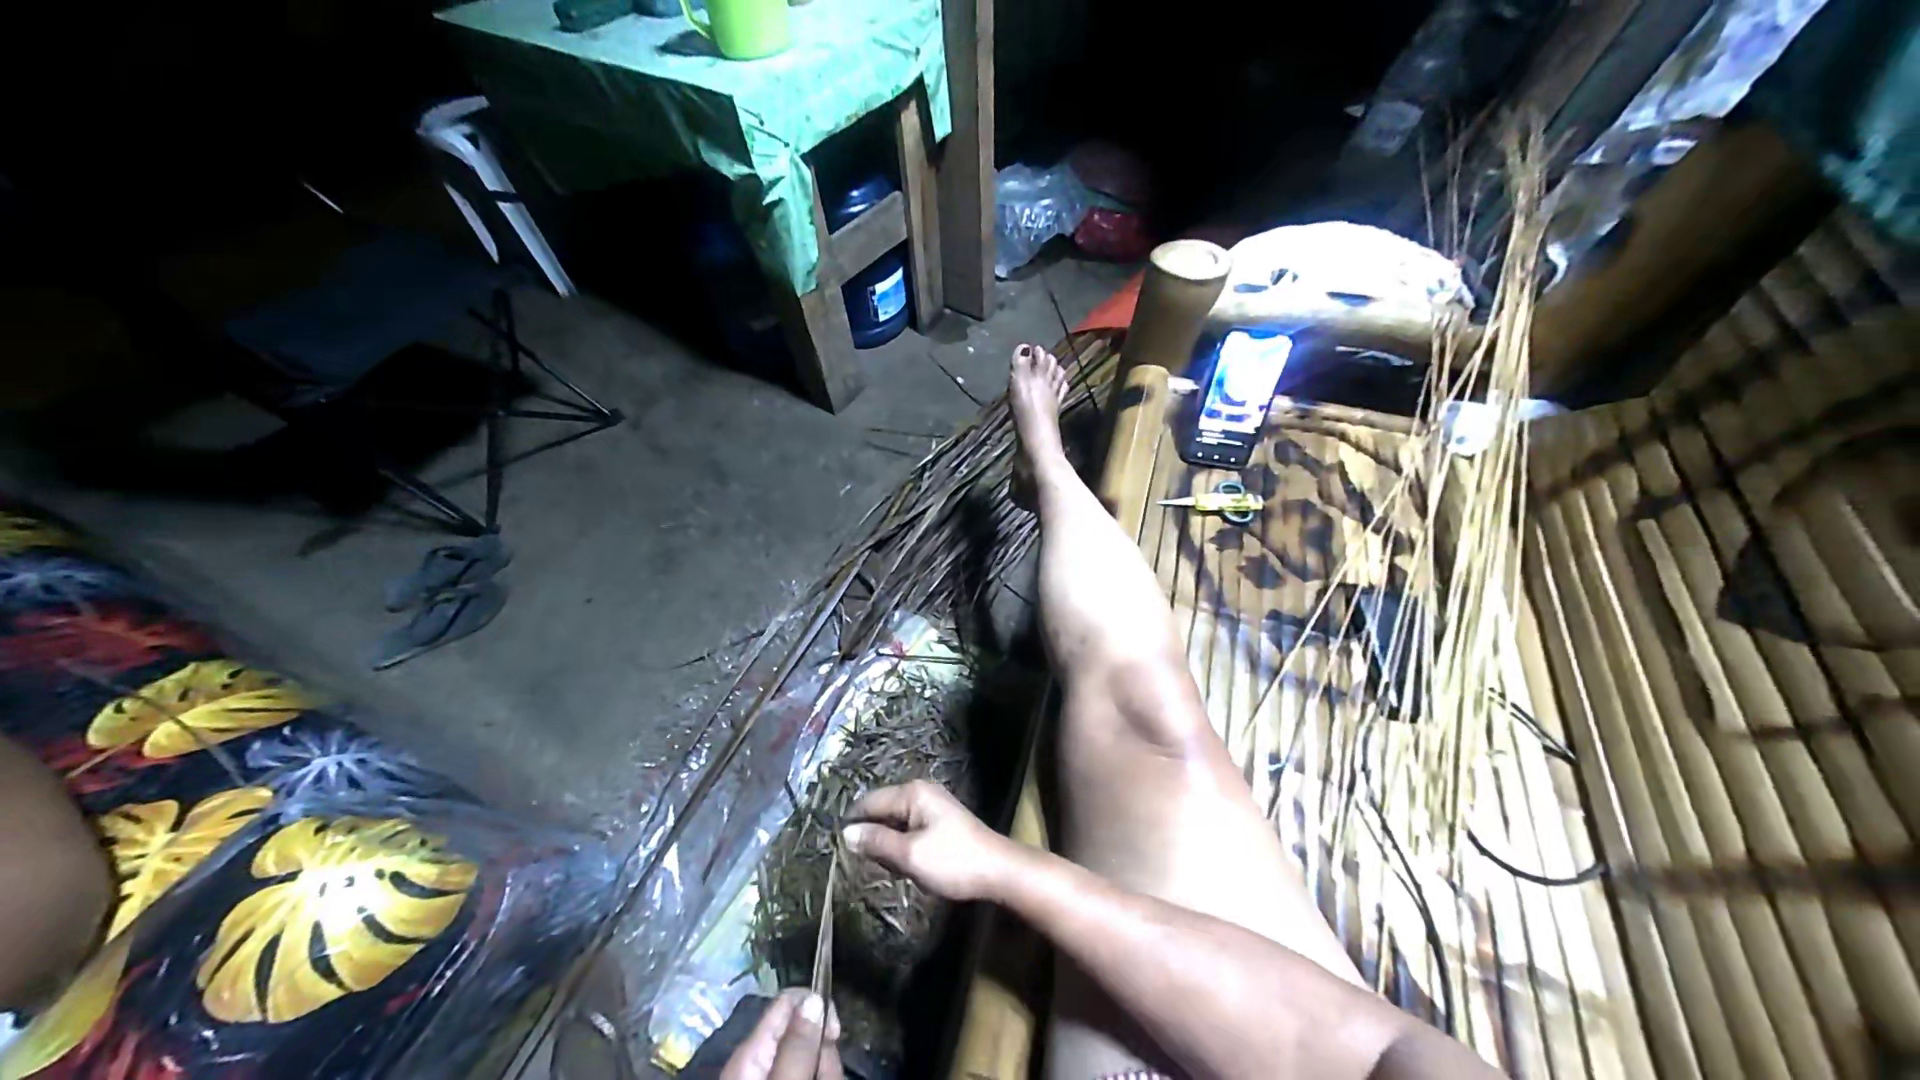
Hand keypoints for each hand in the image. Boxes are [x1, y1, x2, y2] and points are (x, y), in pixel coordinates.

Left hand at [719, 988, 841, 1079]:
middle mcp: (758, 1057)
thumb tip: (814, 997)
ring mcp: (767, 1074)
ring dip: (825, 1066)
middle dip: (823, 1047)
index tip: (835, 1034)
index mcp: (751, 1050)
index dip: (817, 1006)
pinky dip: (819, 1074)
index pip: (788, 1000)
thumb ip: (796, 1046)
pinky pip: (804, 1070)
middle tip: (826, 1074)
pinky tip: (822, 1079)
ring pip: (809, 1053)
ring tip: (826, 1078)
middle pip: (804, 1029)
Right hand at [842, 781, 1019, 901]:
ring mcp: (931, 805)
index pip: (869, 802)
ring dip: (890, 847)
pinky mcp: (938, 821)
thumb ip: (876, 842)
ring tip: (899, 869)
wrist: (998, 870)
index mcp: (912, 793)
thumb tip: (846, 833)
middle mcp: (920, 792)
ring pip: (894, 824)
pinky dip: (904, 848)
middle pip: (881, 812)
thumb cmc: (952, 861)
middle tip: (879, 866)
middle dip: (875, 839)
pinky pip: (909, 830)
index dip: (854, 825)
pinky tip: (911, 867)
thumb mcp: (909, 855)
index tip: (842, 852)